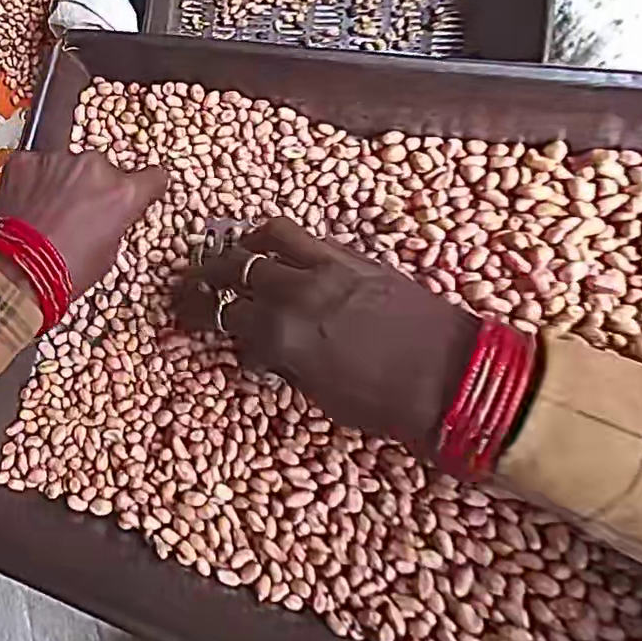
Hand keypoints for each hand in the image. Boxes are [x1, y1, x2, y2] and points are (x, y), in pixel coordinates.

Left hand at [0, 150, 168, 294]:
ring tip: (46, 213)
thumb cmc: (65, 272)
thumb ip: (114, 224)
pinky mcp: (24, 161)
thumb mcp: (107, 255)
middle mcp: (95, 167)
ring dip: (61, 182)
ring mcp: (57, 161)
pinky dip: (31, 180)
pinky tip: (25, 205)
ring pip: (66, 165)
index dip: (146, 186)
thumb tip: (106, 216)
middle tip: (76, 213)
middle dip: (93, 186)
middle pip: (102, 170)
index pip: (152, 177)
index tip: (140, 191)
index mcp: (123, 193)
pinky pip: (34, 165)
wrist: (16, 271)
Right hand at [173, 218, 479, 455]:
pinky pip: (309, 238)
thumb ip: (280, 362)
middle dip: (207, 271)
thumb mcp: (317, 393)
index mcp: (282, 337)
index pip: (222, 313)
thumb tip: (257, 346)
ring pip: (269, 237)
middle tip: (196, 277)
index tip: (183, 306)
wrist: (458, 381)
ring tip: (239, 252)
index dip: (196, 309)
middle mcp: (297, 295)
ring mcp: (328, 270)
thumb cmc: (384, 404)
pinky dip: (285, 241)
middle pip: (234, 268)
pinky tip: (282, 252)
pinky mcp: (356, 259)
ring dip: (246, 244)